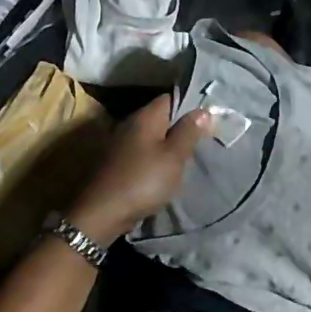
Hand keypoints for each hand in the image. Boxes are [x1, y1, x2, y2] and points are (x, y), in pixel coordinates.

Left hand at [65, 94, 211, 244]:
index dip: (190, 105)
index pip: (171, 98)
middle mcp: (129, 123)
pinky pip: (141, 152)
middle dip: (180, 126)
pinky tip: (165, 170)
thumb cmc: (143, 181)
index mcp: (144, 117)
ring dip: (167, 144)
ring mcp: (120, 143)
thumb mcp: (173, 157)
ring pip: (151, 136)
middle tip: (202, 140)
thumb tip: (203, 110)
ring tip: (188, 157)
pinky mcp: (115, 162)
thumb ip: (188, 132)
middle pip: (160, 117)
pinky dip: (154, 158)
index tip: (208, 119)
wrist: (102, 212)